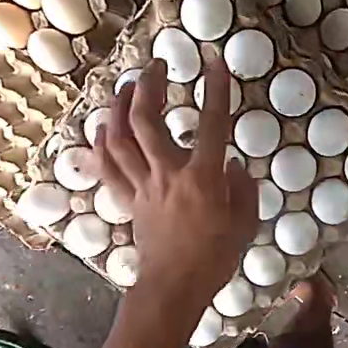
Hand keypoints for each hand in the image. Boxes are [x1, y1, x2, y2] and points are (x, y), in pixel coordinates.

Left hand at [91, 56, 257, 312]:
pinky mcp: (129, 199)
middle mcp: (168, 173)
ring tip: (125, 87)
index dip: (216, 89)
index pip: (212, 123)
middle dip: (148, 86)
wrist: (175, 286)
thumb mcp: (246, 224)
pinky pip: (108, 167)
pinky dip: (102, 144)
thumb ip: (242, 189)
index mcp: (202, 177)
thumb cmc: (215, 257)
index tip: (214, 61)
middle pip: (147, 120)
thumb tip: (231, 166)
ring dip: (118, 107)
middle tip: (155, 66)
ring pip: (120, 138)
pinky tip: (102, 128)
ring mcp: (143, 185)